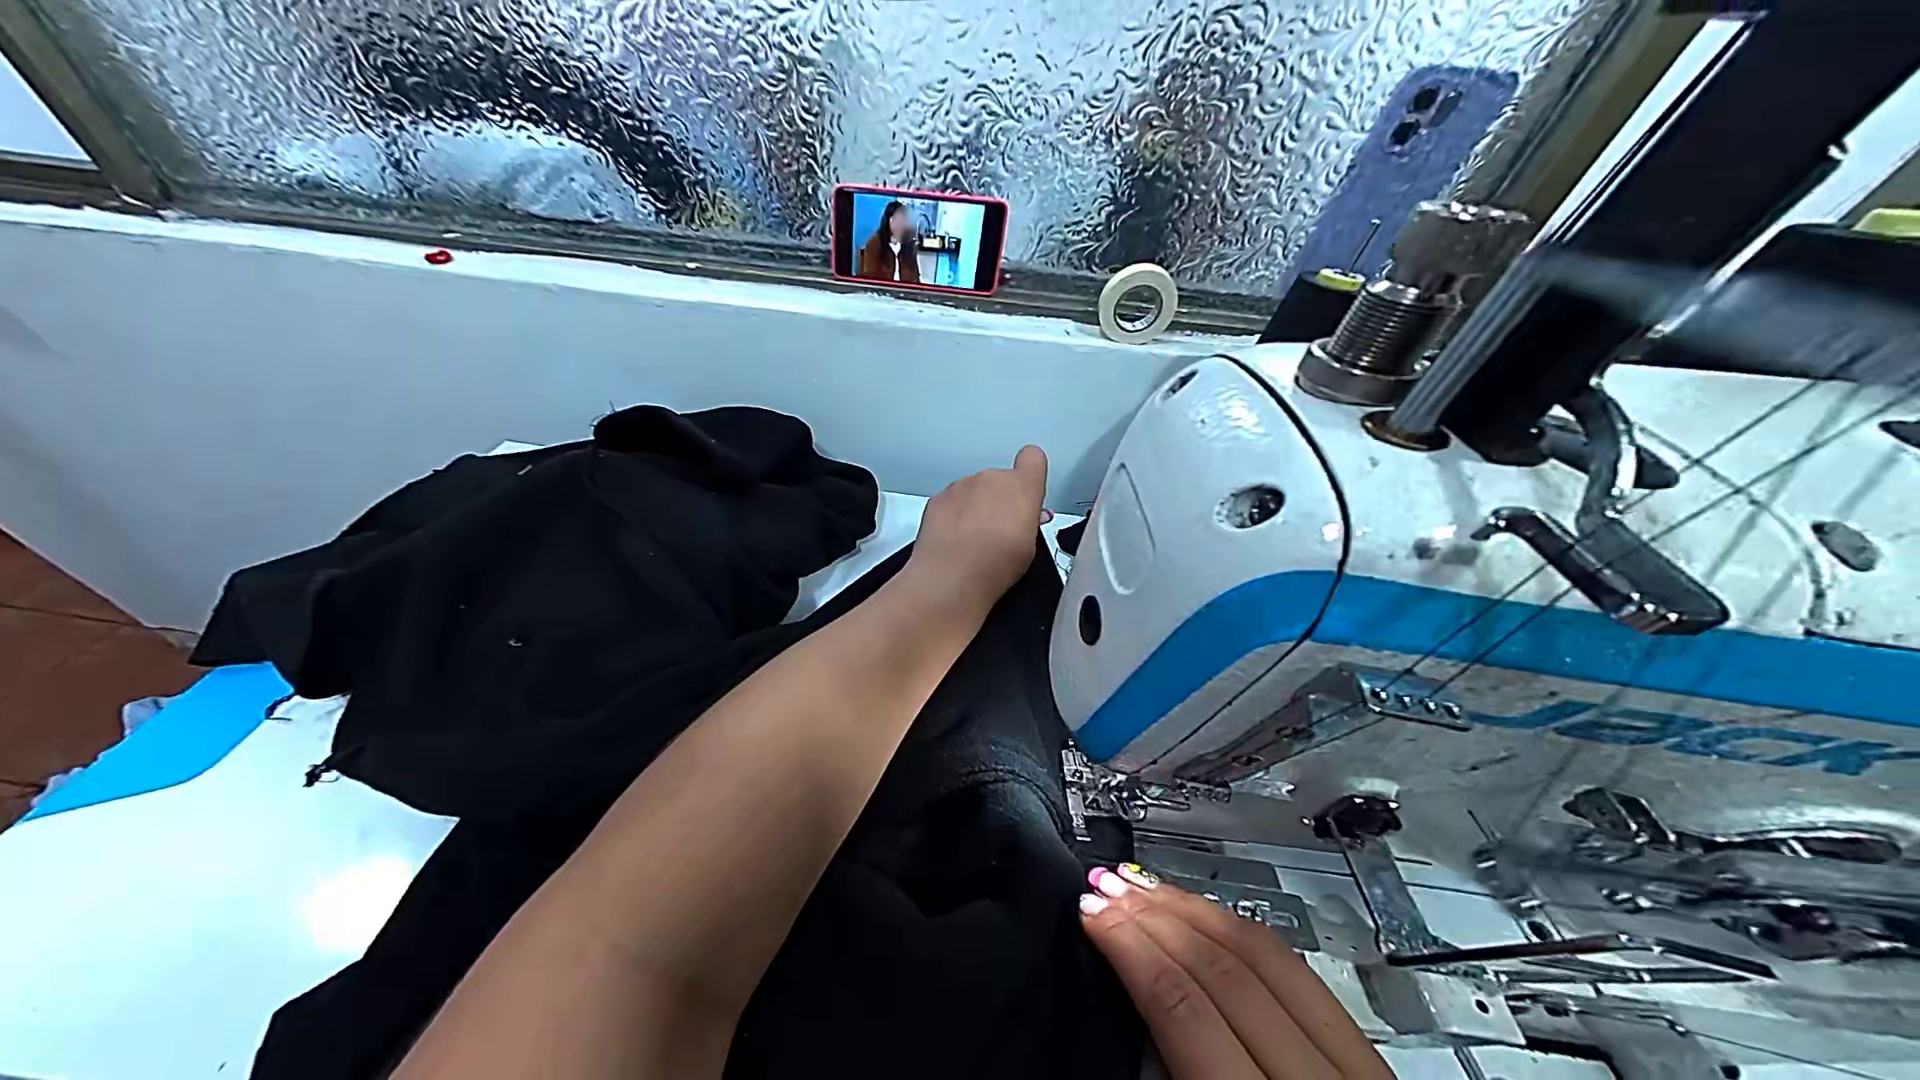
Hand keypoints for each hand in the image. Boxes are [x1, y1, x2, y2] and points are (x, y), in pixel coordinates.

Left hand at [905, 445, 1048, 612]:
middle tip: (1000, 532)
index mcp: (1022, 486)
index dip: (1031, 473)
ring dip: (976, 508)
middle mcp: (991, 478)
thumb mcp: (1031, 547)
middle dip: (1001, 501)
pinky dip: (953, 516)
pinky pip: (952, 502)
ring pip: (974, 491)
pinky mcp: (938, 498)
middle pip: (1000, 480)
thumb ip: (1030, 522)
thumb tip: (1026, 520)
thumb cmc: (995, 563)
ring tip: (975, 542)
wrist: (952, 575)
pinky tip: (955, 541)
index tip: (1028, 494)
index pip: (1033, 458)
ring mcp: (962, 486)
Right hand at [1081, 865, 1392, 1079]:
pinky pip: (1299, 972)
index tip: (1091, 911)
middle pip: (1225, 971)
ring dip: (1194, 909)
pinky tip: (1205, 913)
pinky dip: (1241, 930)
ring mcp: (1362, 1073)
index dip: (1130, 948)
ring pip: (1267, 955)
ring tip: (1143, 884)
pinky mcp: (1375, 1063)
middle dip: (1154, 916)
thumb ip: (1165, 1079)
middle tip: (1106, 884)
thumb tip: (1127, 1007)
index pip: (1186, 1009)